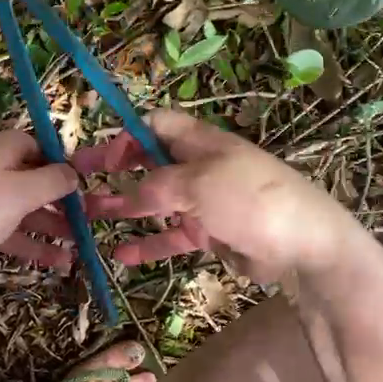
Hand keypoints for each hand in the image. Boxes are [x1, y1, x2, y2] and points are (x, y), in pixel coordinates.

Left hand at [0, 128, 79, 278]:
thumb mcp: (20, 191)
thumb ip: (51, 181)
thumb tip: (73, 173)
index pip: (30, 143)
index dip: (55, 157)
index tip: (80, 176)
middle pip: (32, 180)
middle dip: (63, 198)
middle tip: (93, 216)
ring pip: (26, 211)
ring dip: (54, 226)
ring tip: (84, 244)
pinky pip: (13, 234)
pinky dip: (35, 246)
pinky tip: (61, 263)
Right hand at [72, 110, 366, 282]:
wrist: (306, 248)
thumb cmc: (252, 201)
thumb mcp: (197, 184)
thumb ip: (155, 187)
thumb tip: (130, 196)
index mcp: (201, 143)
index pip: (156, 126)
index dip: (125, 137)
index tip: (100, 159)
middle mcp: (200, 168)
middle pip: (148, 163)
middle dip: (113, 170)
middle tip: (76, 183)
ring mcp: (205, 203)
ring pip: (154, 202)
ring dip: (121, 207)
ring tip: (88, 216)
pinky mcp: (210, 234)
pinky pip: (170, 236)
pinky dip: (147, 244)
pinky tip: (121, 255)